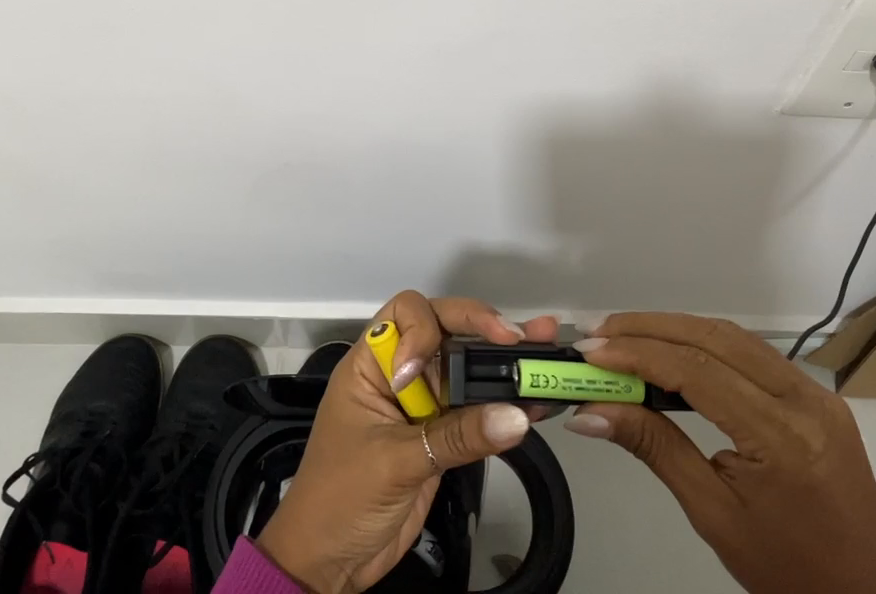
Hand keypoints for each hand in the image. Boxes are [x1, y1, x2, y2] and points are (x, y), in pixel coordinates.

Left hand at [255, 292, 559, 593]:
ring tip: (545, 348)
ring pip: (466, 368)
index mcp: (370, 366)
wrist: (330, 561)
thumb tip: (515, 416)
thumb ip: (455, 437)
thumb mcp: (394, 462)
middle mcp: (400, 374)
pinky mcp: (443, 435)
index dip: (425, 328)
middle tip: (521, 337)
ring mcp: (423, 404)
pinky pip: (478, 410)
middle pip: (444, 331)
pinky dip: (507, 403)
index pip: (403, 314)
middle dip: (482, 327)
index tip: (433, 369)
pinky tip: (540, 400)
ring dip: (504, 360)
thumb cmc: (340, 498)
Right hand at [563, 314, 875, 593]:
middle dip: (649, 328)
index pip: (697, 371)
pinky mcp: (819, 397)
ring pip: (735, 337)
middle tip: (598, 333)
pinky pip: (754, 354)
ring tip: (623, 336)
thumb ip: (654, 448)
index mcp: (782, 437)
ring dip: (675, 328)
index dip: (637, 354)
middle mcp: (806, 401)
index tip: (589, 352)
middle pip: (716, 338)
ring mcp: (818, 394)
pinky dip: (705, 344)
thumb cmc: (784, 568)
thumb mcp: (711, 513)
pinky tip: (671, 351)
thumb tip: (588, 413)